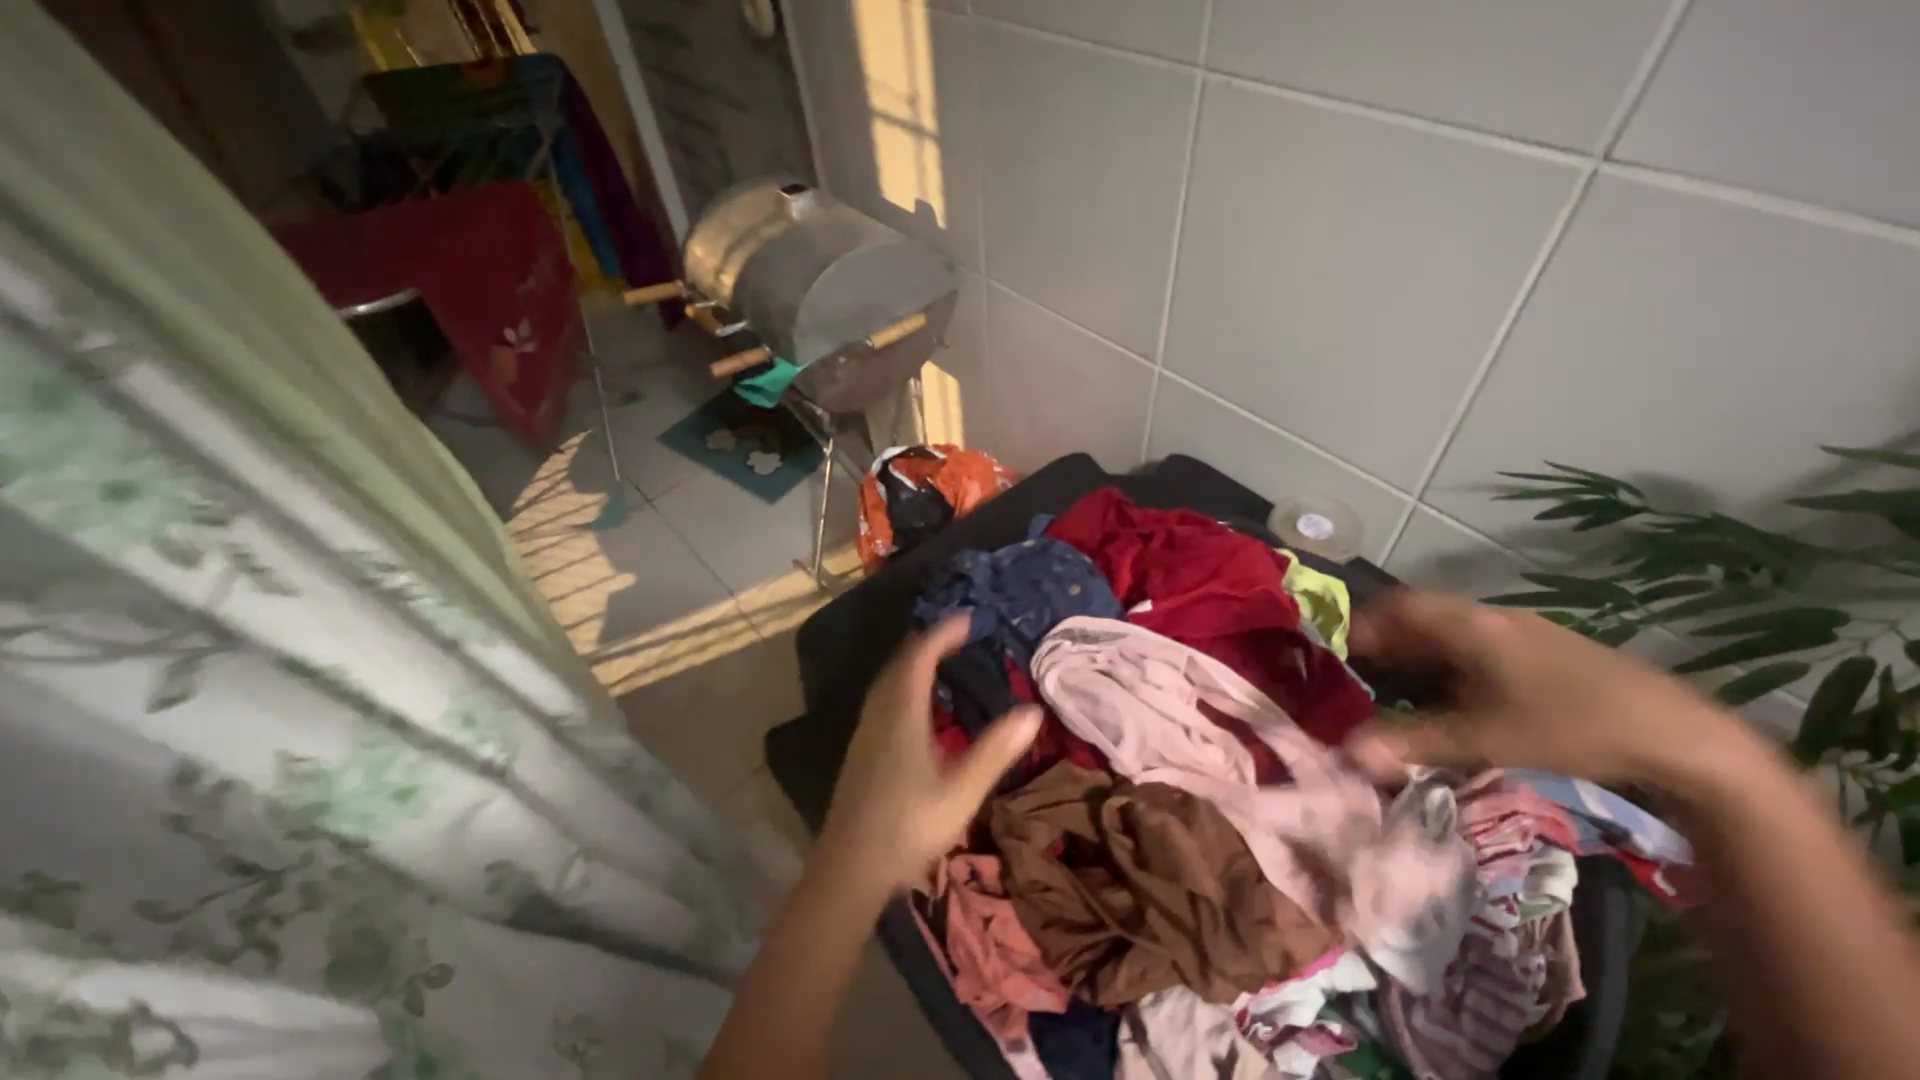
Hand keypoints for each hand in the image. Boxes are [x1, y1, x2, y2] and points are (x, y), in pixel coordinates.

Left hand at [818, 616, 1041, 889]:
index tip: (966, 619)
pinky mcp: (860, 754)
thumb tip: (1033, 711)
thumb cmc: (909, 827)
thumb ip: (996, 750)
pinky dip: (900, 686)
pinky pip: (881, 701)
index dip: (942, 635)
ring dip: (910, 665)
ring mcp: (865, 735)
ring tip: (937, 662)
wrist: (850, 868)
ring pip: (885, 684)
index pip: (919, 659)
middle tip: (955, 636)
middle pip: (898, 666)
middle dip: (926, 644)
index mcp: (903, 716)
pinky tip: (914, 709)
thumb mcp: (962, 791)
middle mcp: (879, 716)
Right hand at [1343, 589, 1749, 786]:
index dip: (1364, 624)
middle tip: (1358, 675)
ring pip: (1452, 635)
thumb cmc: (1571, 727)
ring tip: (1395, 691)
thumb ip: (1413, 743)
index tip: (1337, 653)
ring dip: (1419, 656)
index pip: (1400, 606)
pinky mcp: (1546, 655)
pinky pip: (1479, 649)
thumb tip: (1347, 754)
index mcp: (1473, 625)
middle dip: (1387, 643)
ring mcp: (1524, 634)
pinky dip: (1451, 667)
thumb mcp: (1484, 739)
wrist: (1677, 735)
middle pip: (1424, 617)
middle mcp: (1494, 619)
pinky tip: (1452, 701)